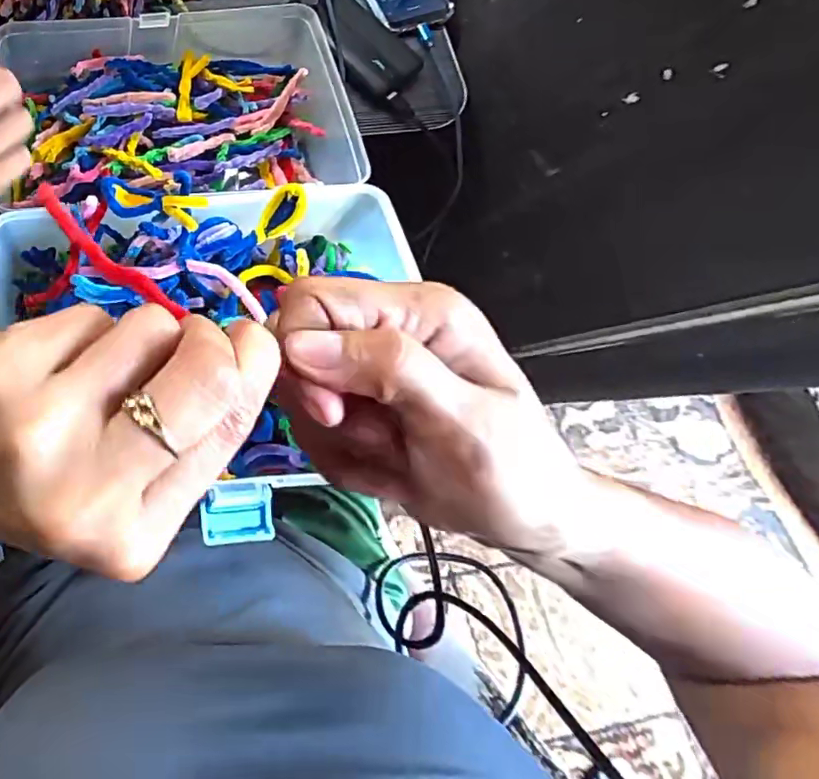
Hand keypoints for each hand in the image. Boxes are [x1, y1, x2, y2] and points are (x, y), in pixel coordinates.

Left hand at [0, 305, 279, 579]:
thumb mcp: (116, 499)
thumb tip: (245, 353)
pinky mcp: (3, 367)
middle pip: (204, 374)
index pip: (227, 428)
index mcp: (131, 536)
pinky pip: (90, 315)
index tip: (248, 340)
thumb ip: (182, 444)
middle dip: (209, 336)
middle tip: (191, 333)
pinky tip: (51, 361)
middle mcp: (89, 489)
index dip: (251, 368)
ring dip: (137, 333)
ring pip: (146, 328)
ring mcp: (41, 423)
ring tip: (98, 366)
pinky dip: (85, 329)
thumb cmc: (29, 491)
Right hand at [271, 278, 589, 557]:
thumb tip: (299, 343)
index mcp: (416, 309)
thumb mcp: (462, 419)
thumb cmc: (515, 470)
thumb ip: (388, 367)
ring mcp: (363, 365)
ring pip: (294, 388)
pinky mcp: (350, 399)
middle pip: (292, 343)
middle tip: (369, 437)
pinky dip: (336, 454)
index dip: (300, 350)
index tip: (330, 409)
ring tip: (390, 453)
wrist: (527, 519)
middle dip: (318, 400)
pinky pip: (306, 423)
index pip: (312, 299)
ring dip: (332, 434)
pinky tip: (383, 463)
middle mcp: (383, 326)